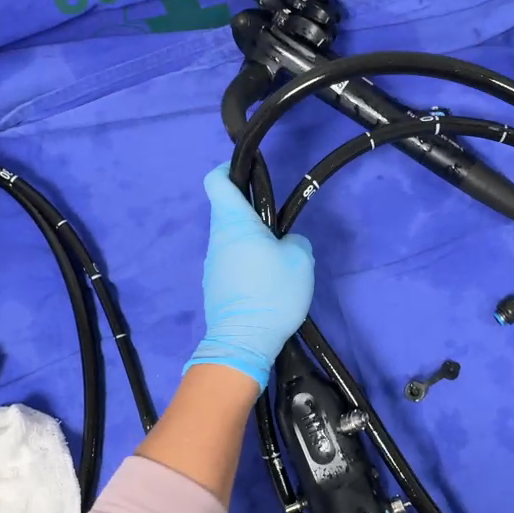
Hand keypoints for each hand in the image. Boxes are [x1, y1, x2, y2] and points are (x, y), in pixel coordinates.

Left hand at [184, 164, 314, 387]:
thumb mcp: (301, 261)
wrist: (245, 341)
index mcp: (234, 222)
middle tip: (280, 234)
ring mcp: (212, 264)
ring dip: (252, 246)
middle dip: (253, 217)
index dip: (229, 171)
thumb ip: (295, 241)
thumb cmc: (272, 293)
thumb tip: (285, 244)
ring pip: (232, 242)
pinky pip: (232, 265)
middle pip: (229, 214)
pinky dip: (247, 268)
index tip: (249, 176)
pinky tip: (266, 288)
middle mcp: (217, 239)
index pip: (216, 181)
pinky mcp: (214, 287)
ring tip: (278, 267)